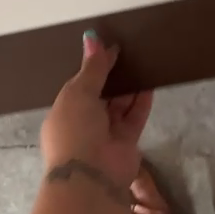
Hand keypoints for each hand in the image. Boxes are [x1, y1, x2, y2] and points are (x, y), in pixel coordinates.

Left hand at [40, 30, 152, 188]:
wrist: (91, 175)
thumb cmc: (74, 130)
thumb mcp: (78, 93)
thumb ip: (91, 68)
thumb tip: (92, 38)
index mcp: (63, 112)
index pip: (78, 86)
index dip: (92, 67)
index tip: (108, 48)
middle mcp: (84, 123)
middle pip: (100, 95)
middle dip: (112, 77)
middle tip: (129, 52)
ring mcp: (105, 134)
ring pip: (119, 105)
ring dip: (129, 87)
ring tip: (142, 62)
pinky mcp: (126, 142)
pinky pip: (135, 117)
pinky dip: (142, 101)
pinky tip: (150, 82)